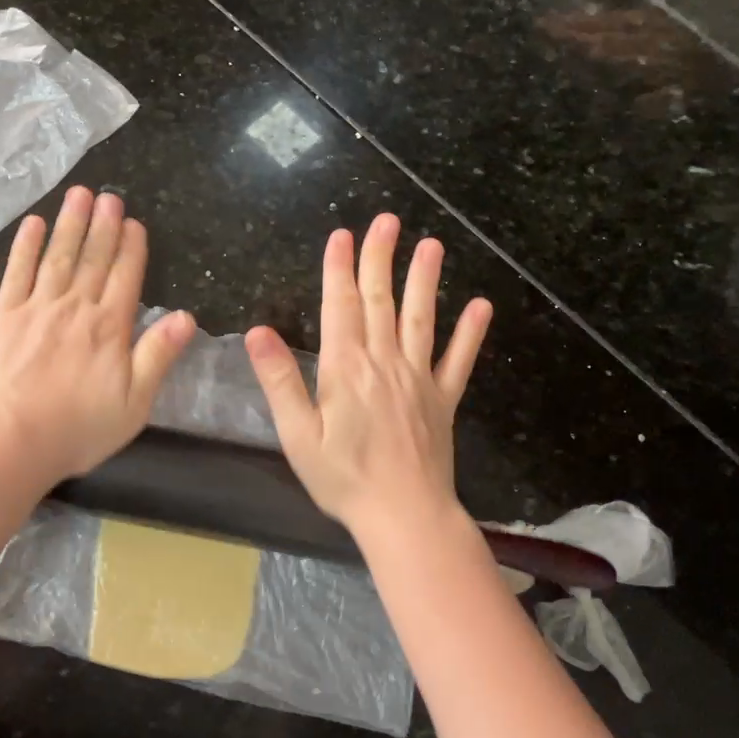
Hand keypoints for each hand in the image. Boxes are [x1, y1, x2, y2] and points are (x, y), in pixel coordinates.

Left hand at [0, 186, 196, 480]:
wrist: (13, 440)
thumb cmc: (79, 428)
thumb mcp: (135, 402)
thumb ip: (158, 355)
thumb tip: (186, 316)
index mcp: (110, 327)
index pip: (126, 277)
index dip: (132, 248)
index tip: (135, 223)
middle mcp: (76, 307)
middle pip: (93, 258)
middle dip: (104, 225)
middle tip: (109, 196)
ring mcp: (38, 307)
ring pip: (59, 256)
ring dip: (70, 224)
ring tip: (78, 194)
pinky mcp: (5, 315)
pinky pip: (17, 272)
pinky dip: (25, 246)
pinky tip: (33, 223)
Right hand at [245, 214, 492, 535]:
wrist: (405, 517)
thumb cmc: (343, 478)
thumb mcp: (298, 433)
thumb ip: (279, 379)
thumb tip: (258, 332)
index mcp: (345, 368)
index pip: (342, 306)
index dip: (339, 268)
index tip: (342, 235)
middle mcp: (383, 362)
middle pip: (381, 301)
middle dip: (380, 258)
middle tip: (387, 220)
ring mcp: (418, 379)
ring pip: (420, 319)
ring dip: (425, 280)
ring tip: (431, 245)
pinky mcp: (443, 400)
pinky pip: (458, 360)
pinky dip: (470, 333)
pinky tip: (480, 307)